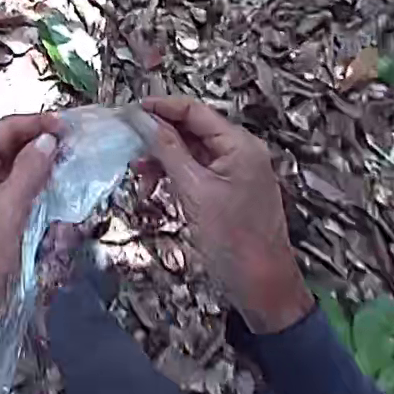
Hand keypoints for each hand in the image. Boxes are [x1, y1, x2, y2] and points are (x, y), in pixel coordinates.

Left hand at [0, 113, 59, 380]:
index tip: (70, 127)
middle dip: (42, 148)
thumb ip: (31, 169)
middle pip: (12, 147)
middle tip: (74, 150)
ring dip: (42, 173)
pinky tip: (54, 204)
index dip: (38, 123)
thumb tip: (50, 138)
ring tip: (68, 175)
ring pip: (17, 172)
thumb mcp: (10, 207)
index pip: (6, 128)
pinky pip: (16, 196)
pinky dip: (36, 196)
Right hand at [136, 96, 311, 333]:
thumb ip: (169, 150)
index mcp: (239, 145)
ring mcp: (235, 171)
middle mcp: (240, 152)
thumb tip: (146, 121)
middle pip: (192, 129)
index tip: (132, 110)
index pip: (195, 110)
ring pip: (191, 151)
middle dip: (160, 136)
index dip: (162, 107)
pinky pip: (197, 170)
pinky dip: (175, 174)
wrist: (262, 286)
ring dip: (164, 158)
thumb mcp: (194, 190)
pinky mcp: (228, 190)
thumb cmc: (233, 239)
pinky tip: (155, 185)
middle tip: (131, 144)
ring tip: (139, 172)